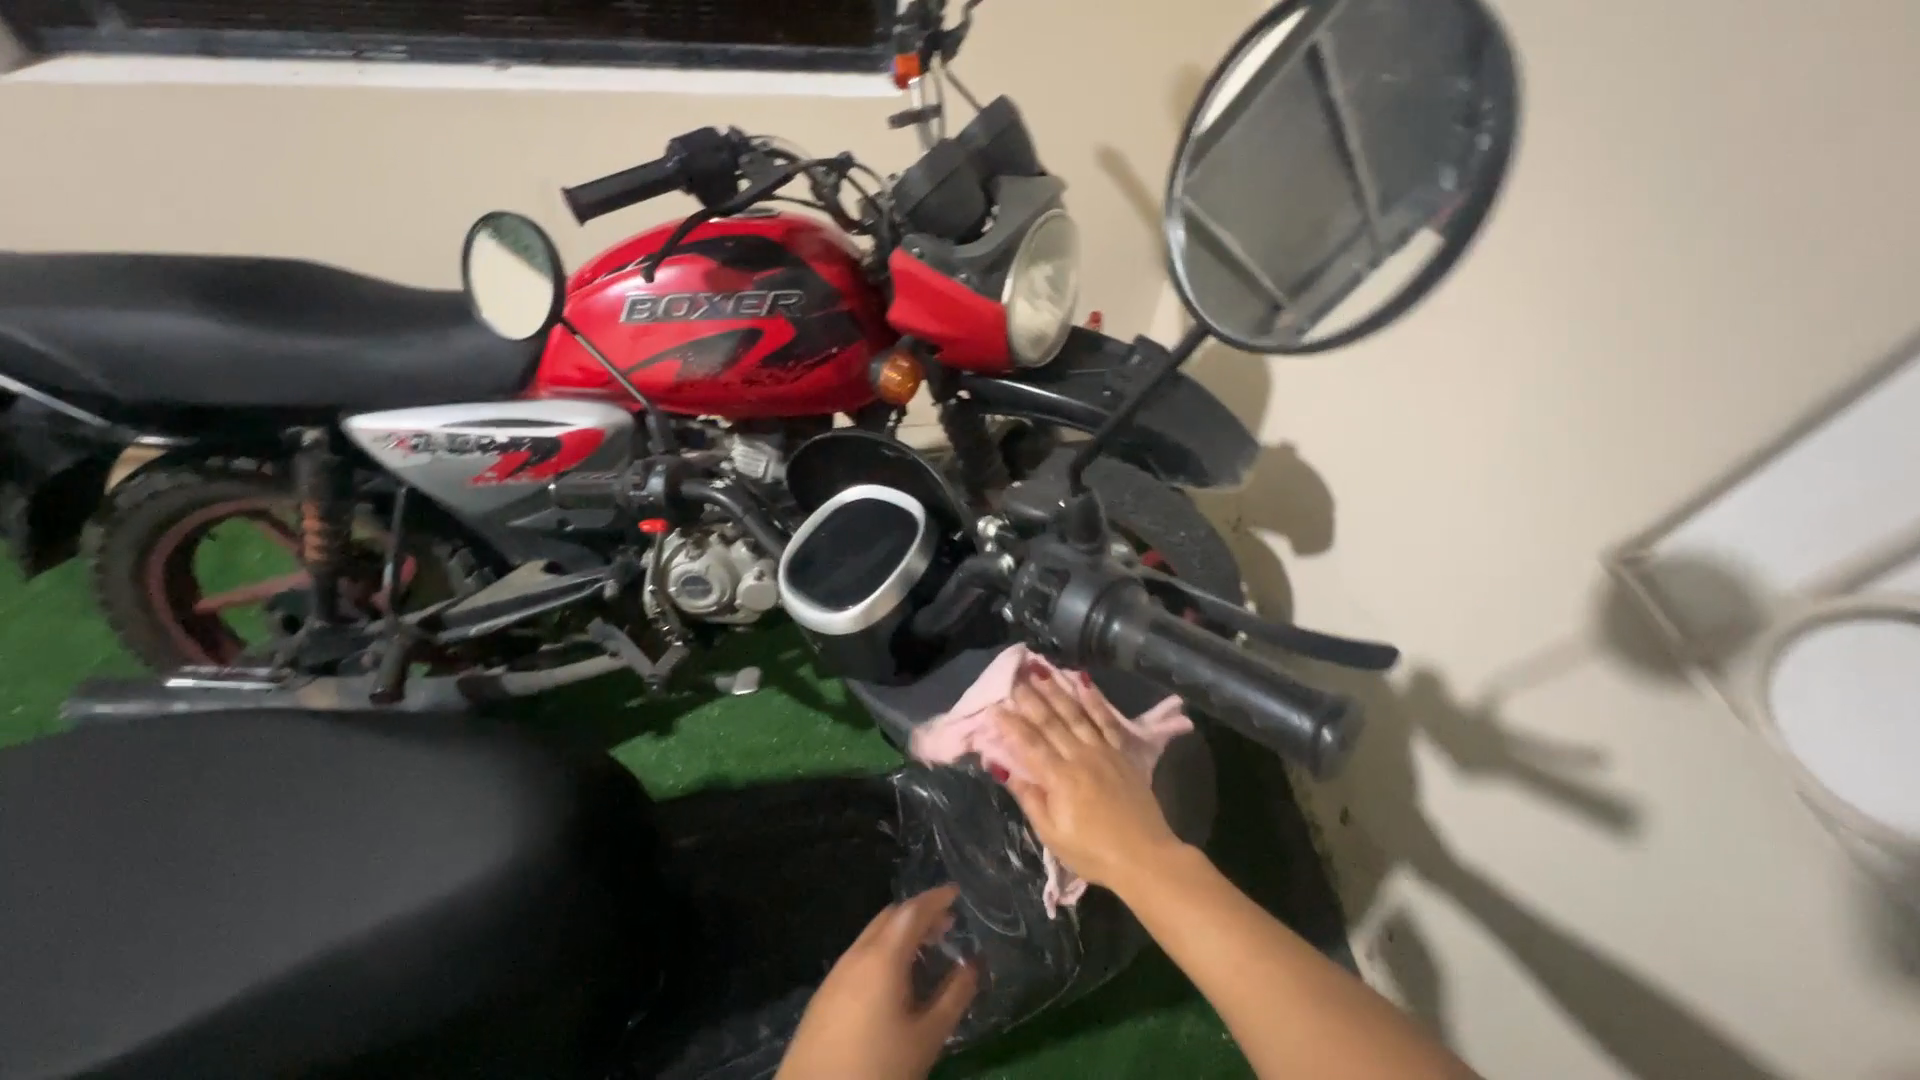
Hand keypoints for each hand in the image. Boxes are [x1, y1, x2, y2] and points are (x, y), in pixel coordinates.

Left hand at [776, 885, 977, 1079]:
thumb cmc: (878, 1067)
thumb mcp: (927, 1037)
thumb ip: (954, 997)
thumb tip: (973, 965)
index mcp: (882, 957)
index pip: (912, 911)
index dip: (935, 898)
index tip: (956, 892)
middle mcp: (856, 955)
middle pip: (889, 918)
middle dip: (919, 914)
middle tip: (947, 925)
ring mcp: (835, 974)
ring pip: (871, 936)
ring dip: (899, 934)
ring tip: (924, 952)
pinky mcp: (824, 994)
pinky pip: (858, 956)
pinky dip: (882, 951)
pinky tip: (893, 980)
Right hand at [998, 669, 1187, 893]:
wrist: (1145, 858)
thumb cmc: (1093, 852)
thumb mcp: (1053, 834)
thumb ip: (1030, 797)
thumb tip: (1004, 768)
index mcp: (1060, 779)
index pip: (1029, 744)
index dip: (1009, 724)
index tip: (993, 706)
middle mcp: (1080, 757)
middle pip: (1051, 722)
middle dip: (1030, 698)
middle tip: (1014, 676)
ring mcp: (1104, 752)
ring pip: (1076, 714)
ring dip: (1057, 691)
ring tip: (1041, 672)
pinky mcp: (1122, 754)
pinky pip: (1107, 720)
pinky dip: (1095, 701)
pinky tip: (1084, 684)